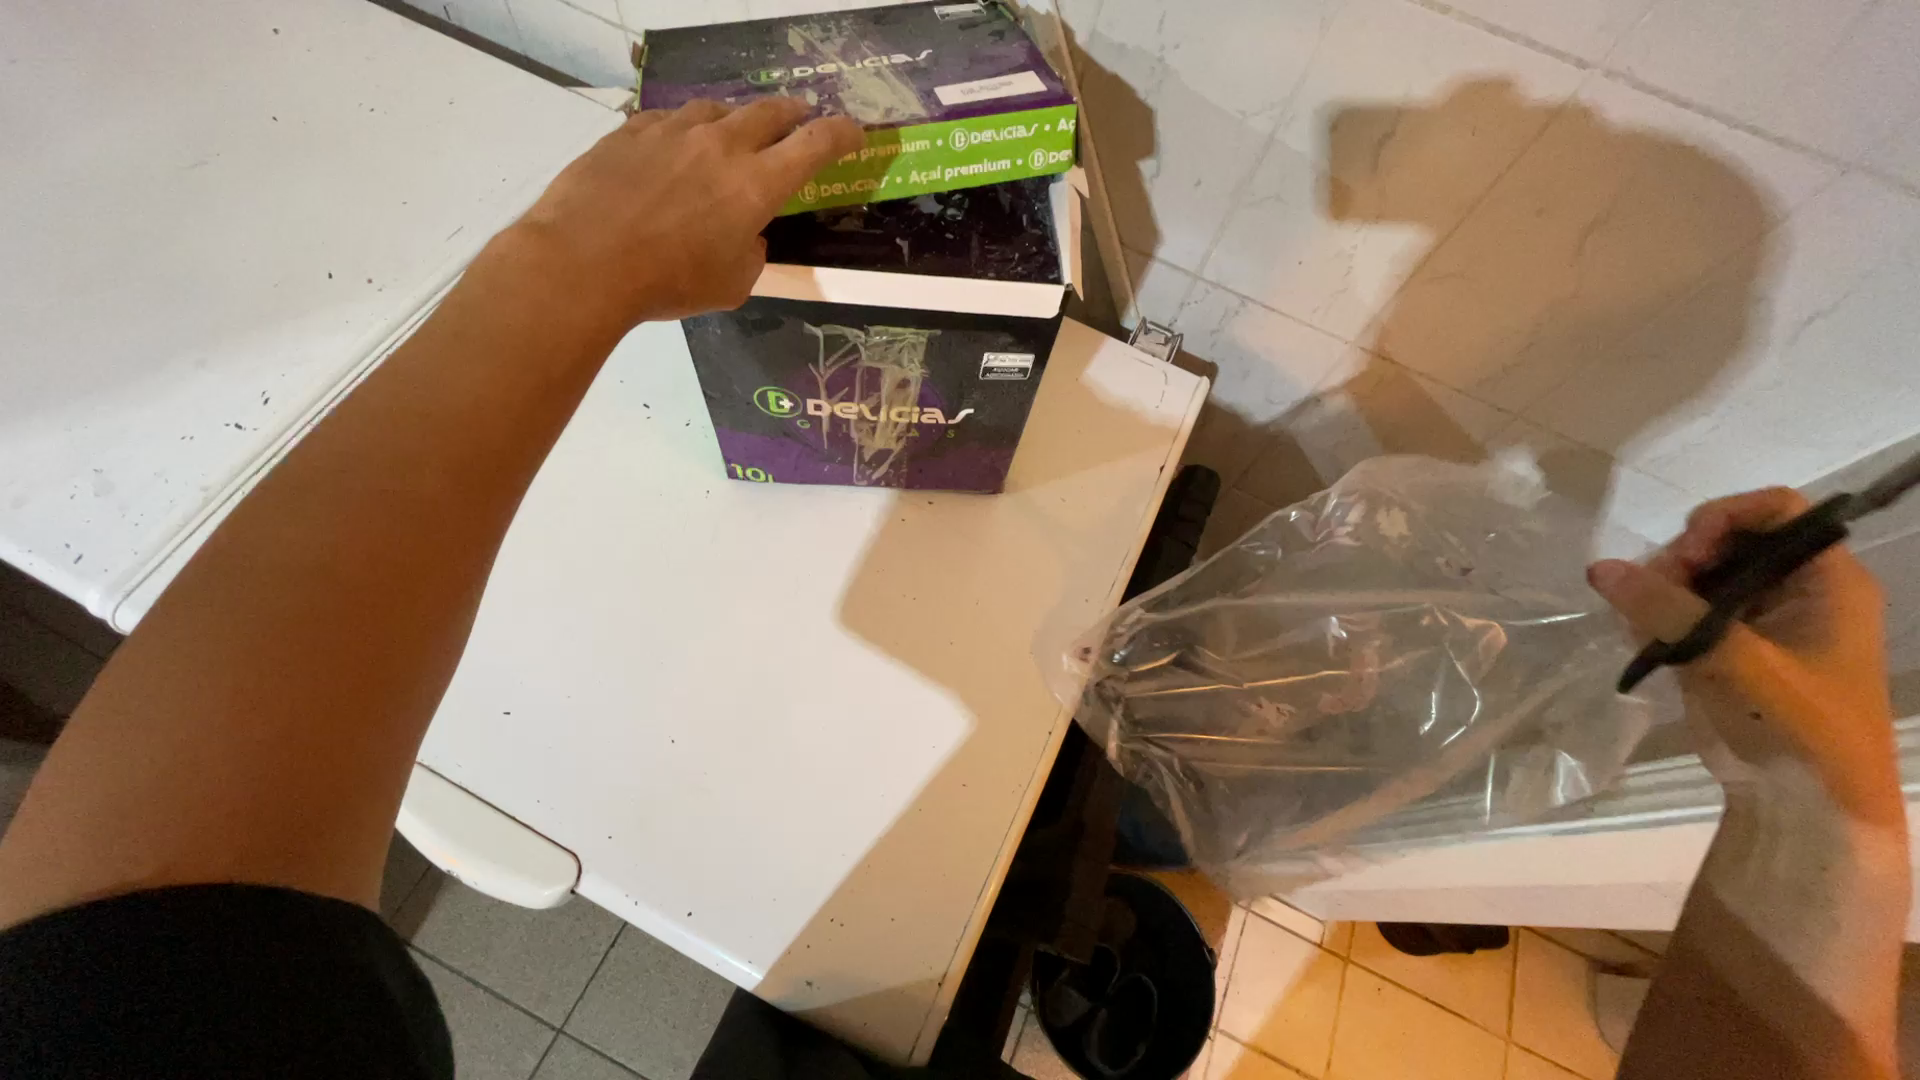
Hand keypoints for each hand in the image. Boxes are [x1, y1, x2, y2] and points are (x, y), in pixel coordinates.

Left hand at [488, 98, 861, 328]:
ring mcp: (674, 131)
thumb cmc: (670, 282)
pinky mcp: (633, 130)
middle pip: (770, 112)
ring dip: (738, 119)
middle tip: (802, 118)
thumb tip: (747, 235)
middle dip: (795, 113)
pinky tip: (680, 147)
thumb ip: (751, 254)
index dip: (842, 135)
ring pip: (719, 109)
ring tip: (737, 132)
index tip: (855, 133)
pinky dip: (689, 130)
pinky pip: (672, 120)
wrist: (585, 260)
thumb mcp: (732, 285)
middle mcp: (721, 145)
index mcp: (756, 185)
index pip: (814, 145)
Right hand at [1588, 488, 1898, 822]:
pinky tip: (1645, 644)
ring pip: (1692, 572)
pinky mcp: (1719, 643)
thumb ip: (1666, 611)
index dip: (1725, 518)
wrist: (1798, 802)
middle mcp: (1793, 590)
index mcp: (1827, 584)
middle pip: (1724, 538)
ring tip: (1646, 630)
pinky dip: (1650, 616)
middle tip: (1652, 597)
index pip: (1778, 510)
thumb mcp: (1734, 662)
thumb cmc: (1798, 728)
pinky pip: (1674, 606)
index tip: (1687, 555)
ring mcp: (1754, 618)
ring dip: (1658, 592)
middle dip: (1679, 560)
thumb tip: (1598, 568)